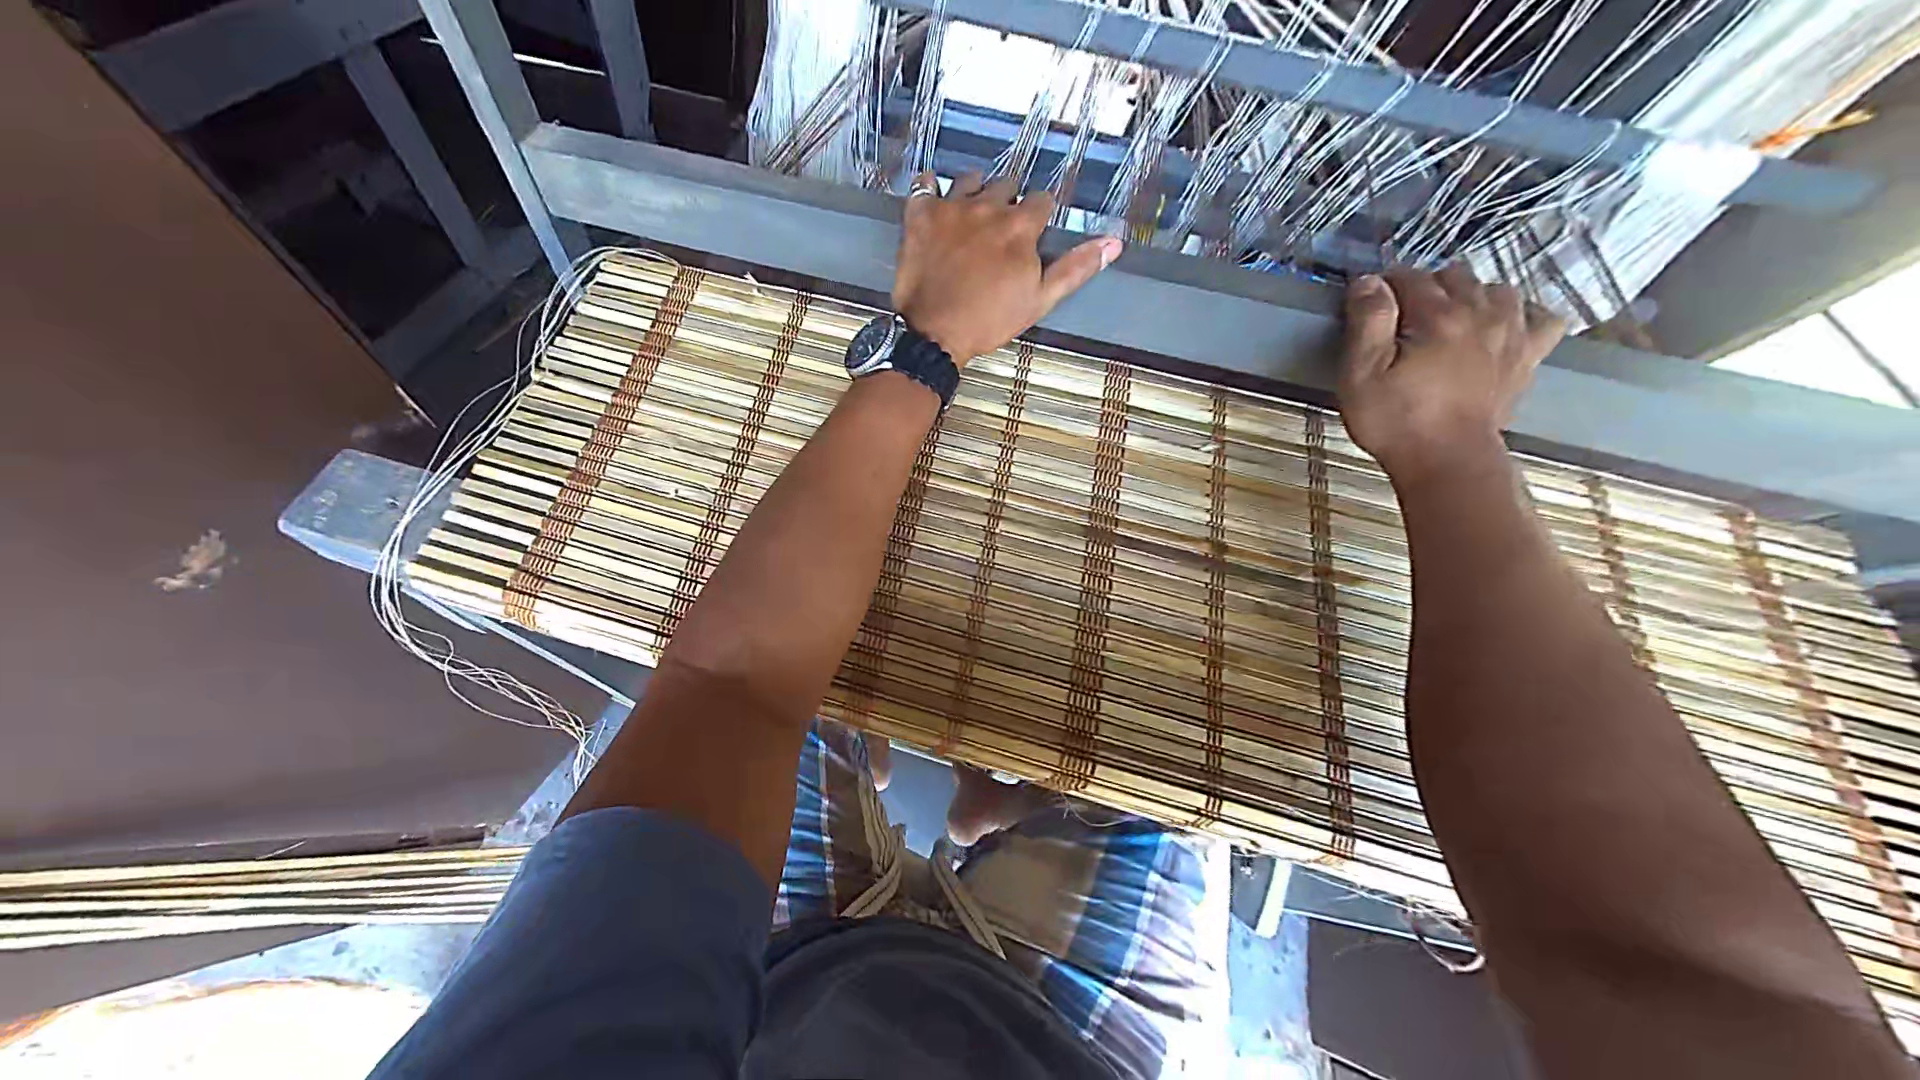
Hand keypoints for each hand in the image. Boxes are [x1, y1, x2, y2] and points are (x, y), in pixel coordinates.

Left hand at [893, 170, 1122, 364]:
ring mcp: (951, 208)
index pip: (1041, 201)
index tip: (1034, 229)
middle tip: (1000, 229)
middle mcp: (988, 207)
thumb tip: (1112, 244)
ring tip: (972, 214)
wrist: (934, 333)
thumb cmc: (988, 321)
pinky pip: (925, 184)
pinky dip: (931, 188)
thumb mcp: (1039, 299)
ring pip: (970, 180)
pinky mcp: (920, 216)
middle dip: (1008, 201)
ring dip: (975, 192)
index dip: (1040, 214)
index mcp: (1020, 227)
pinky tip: (934, 199)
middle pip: (1006, 185)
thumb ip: (1075, 268)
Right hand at [1337, 265, 1567, 483]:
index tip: (1366, 305)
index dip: (1383, 286)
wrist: (1447, 461)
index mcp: (1439, 316)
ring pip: (1495, 289)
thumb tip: (1369, 282)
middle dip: (1424, 288)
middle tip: (1398, 319)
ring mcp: (1511, 335)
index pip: (1409, 277)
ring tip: (1444, 320)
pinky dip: (1520, 315)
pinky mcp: (1526, 359)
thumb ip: (1367, 322)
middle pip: (1454, 276)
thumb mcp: (1361, 374)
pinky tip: (1499, 327)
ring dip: (1468, 295)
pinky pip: (1540, 318)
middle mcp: (1481, 315)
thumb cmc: (1396, 422)